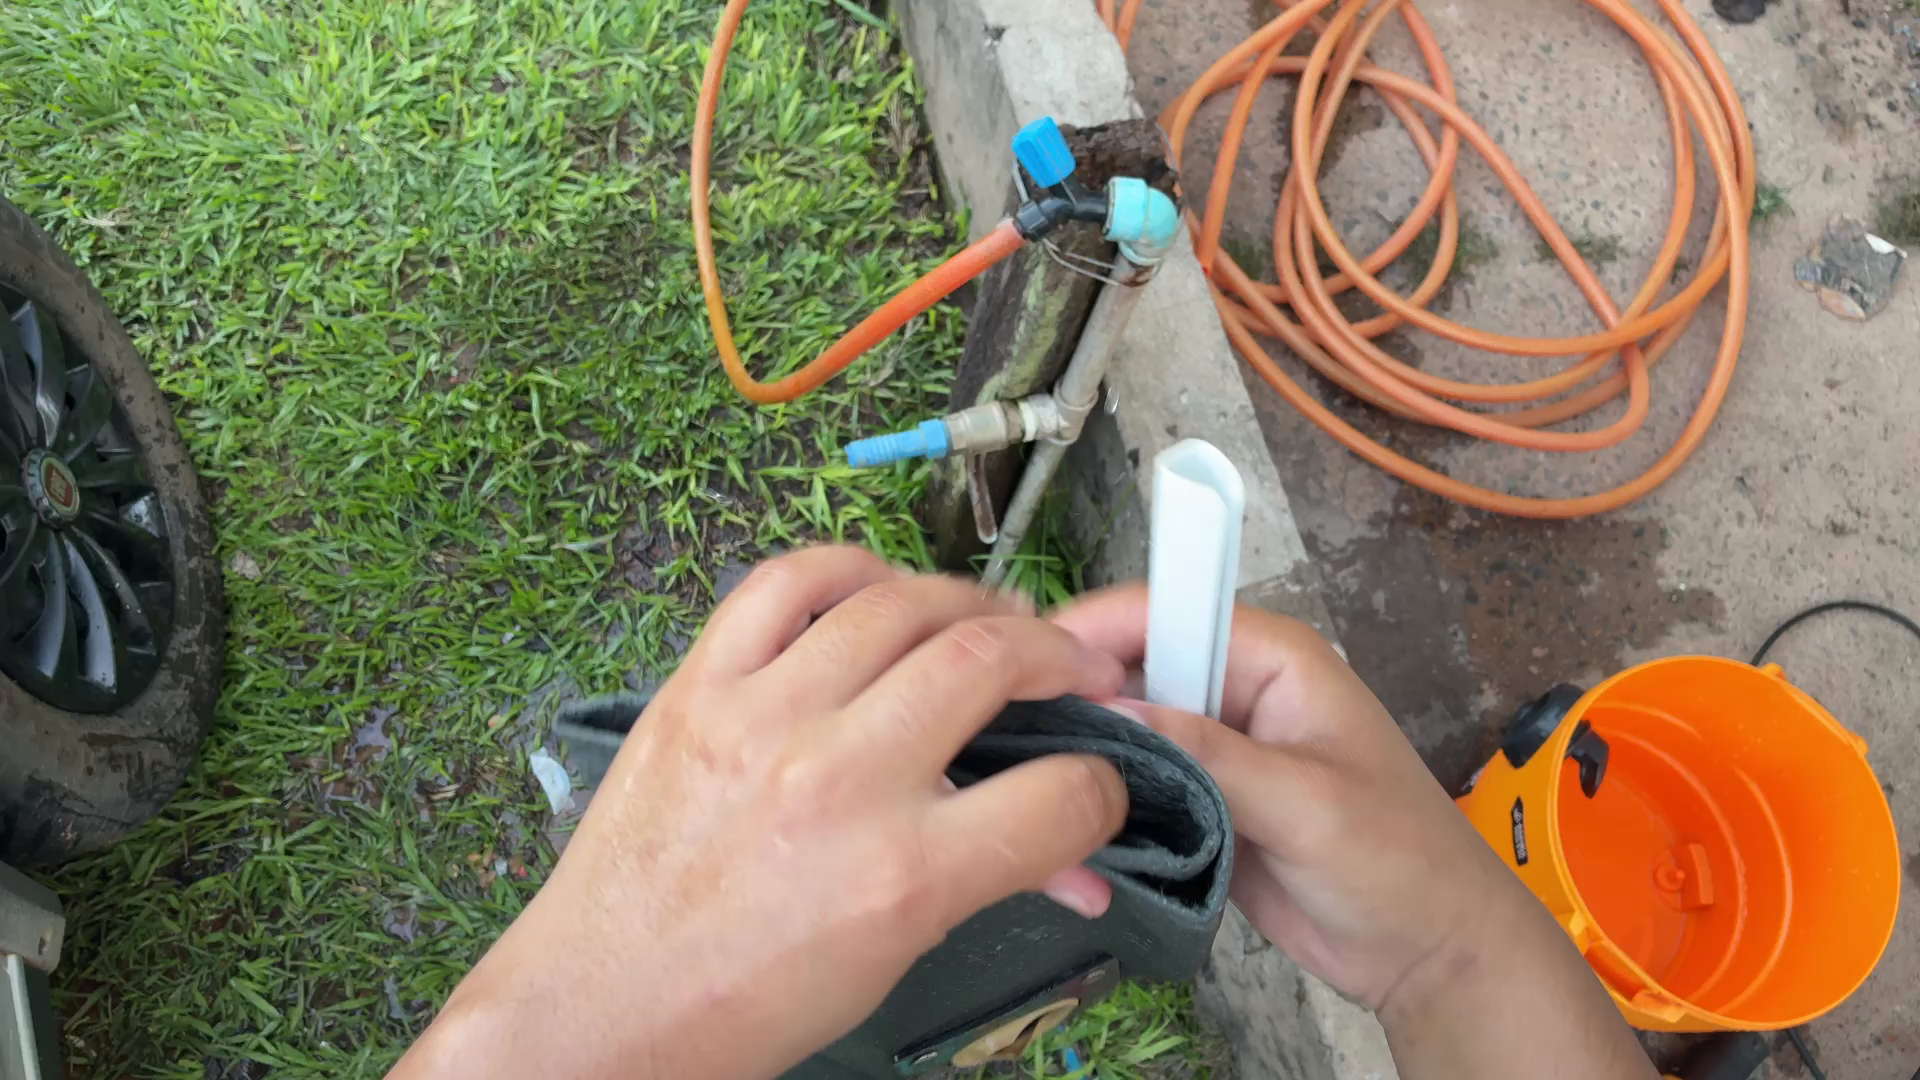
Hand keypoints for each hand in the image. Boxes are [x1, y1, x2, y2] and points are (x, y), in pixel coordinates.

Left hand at [391, 547, 1130, 1079]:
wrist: (599, 1012)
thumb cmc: (756, 1000)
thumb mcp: (897, 957)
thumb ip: (999, 883)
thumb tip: (1085, 852)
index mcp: (900, 875)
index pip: (1060, 797)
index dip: (1104, 783)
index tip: (1098, 775)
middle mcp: (835, 780)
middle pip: (989, 661)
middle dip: (1059, 656)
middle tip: (1068, 667)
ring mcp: (760, 717)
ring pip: (901, 604)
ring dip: (972, 602)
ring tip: (992, 620)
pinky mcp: (699, 685)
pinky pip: (787, 581)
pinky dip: (851, 568)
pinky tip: (881, 588)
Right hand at [1055, 586, 1655, 1079]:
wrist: (1424, 955)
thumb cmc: (1394, 861)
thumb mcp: (1306, 802)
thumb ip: (1209, 754)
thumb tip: (1107, 713)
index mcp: (1266, 655)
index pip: (1165, 611)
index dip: (1098, 625)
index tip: (1030, 662)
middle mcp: (1227, 683)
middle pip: (1131, 661)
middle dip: (1076, 684)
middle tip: (1009, 720)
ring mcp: (1206, 738)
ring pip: (1123, 716)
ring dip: (1081, 736)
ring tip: (1019, 759)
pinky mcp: (1191, 786)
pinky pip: (1130, 767)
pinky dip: (1096, 779)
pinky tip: (1055, 797)